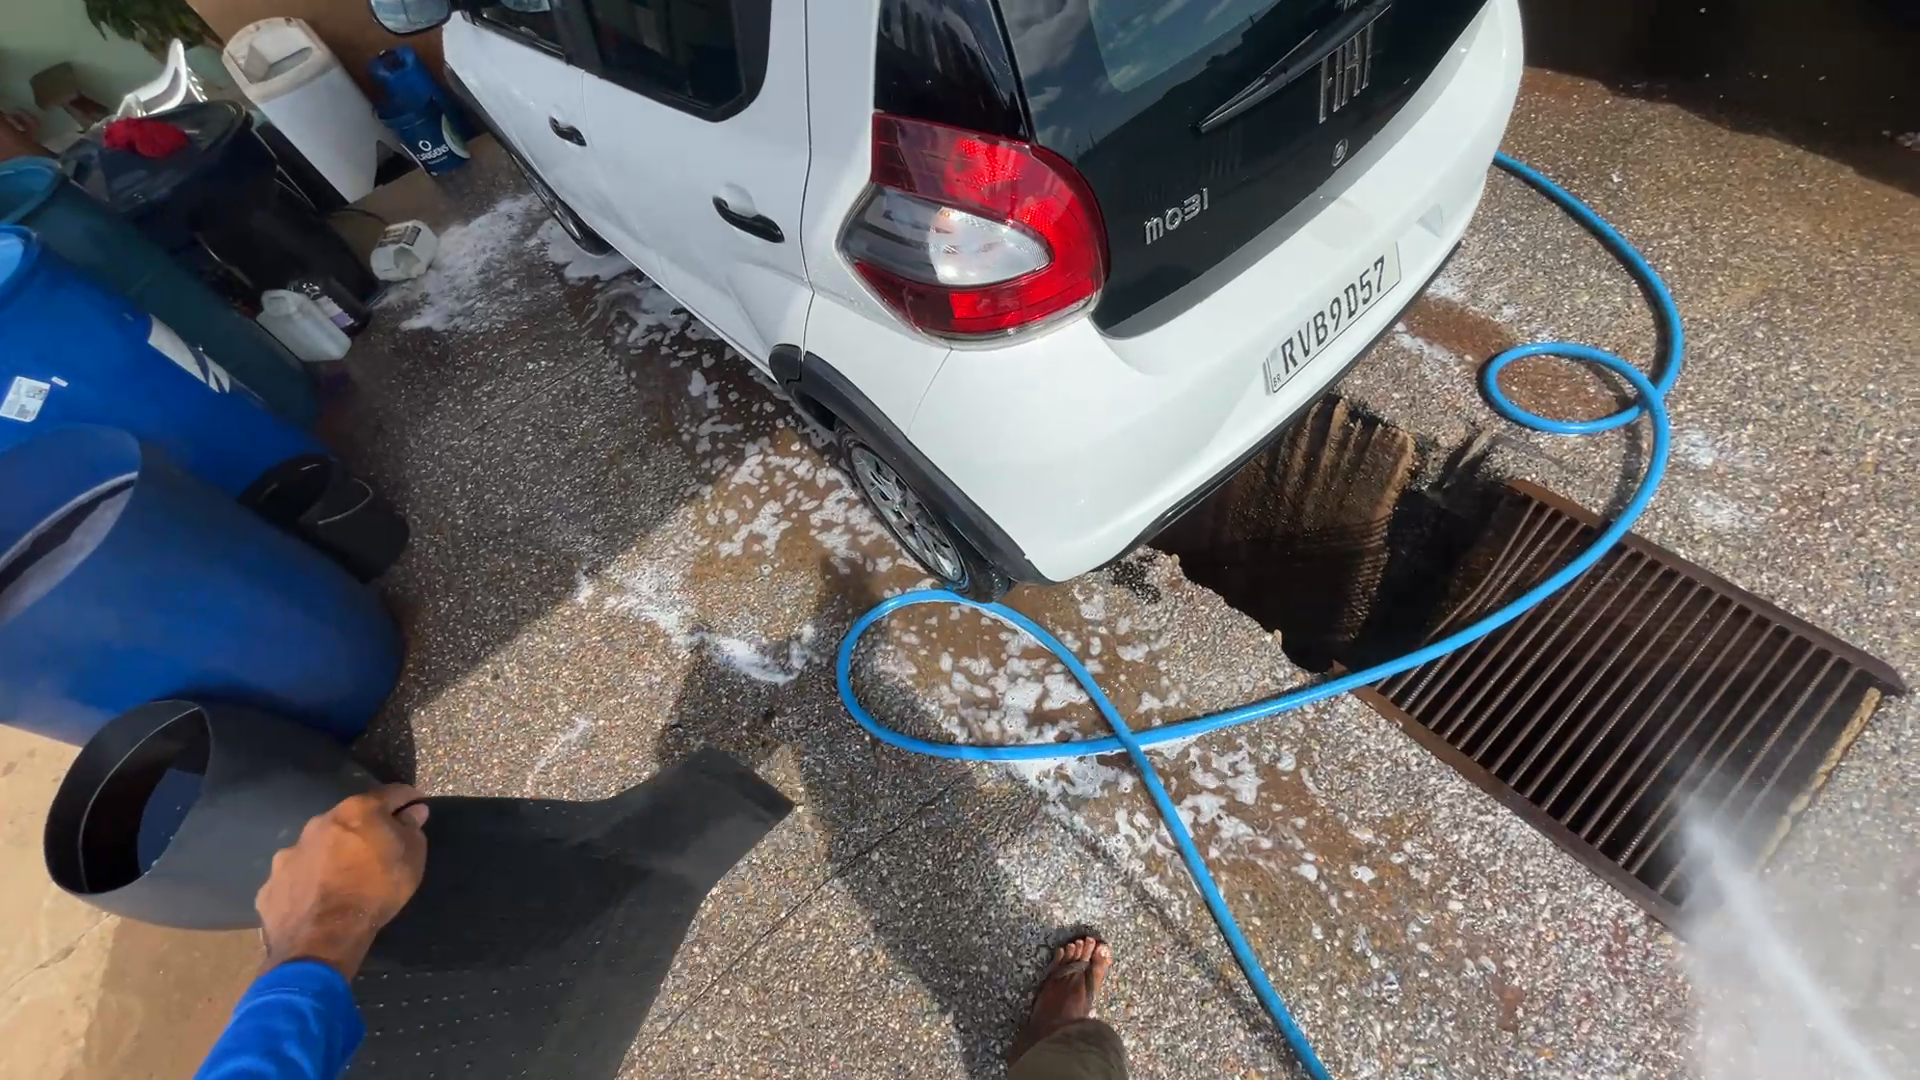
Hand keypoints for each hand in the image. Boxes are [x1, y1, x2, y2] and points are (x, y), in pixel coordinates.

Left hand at [255, 784, 429, 979]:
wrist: (322, 938)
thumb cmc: (377, 888)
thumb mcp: (413, 855)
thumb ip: (412, 828)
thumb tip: (412, 812)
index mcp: (356, 811)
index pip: (391, 793)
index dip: (408, 799)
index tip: (417, 807)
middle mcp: (318, 824)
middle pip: (349, 818)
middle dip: (365, 826)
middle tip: (380, 844)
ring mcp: (288, 855)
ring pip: (318, 846)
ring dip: (333, 852)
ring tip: (345, 874)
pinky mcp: (269, 886)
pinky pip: (296, 875)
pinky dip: (310, 878)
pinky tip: (319, 895)